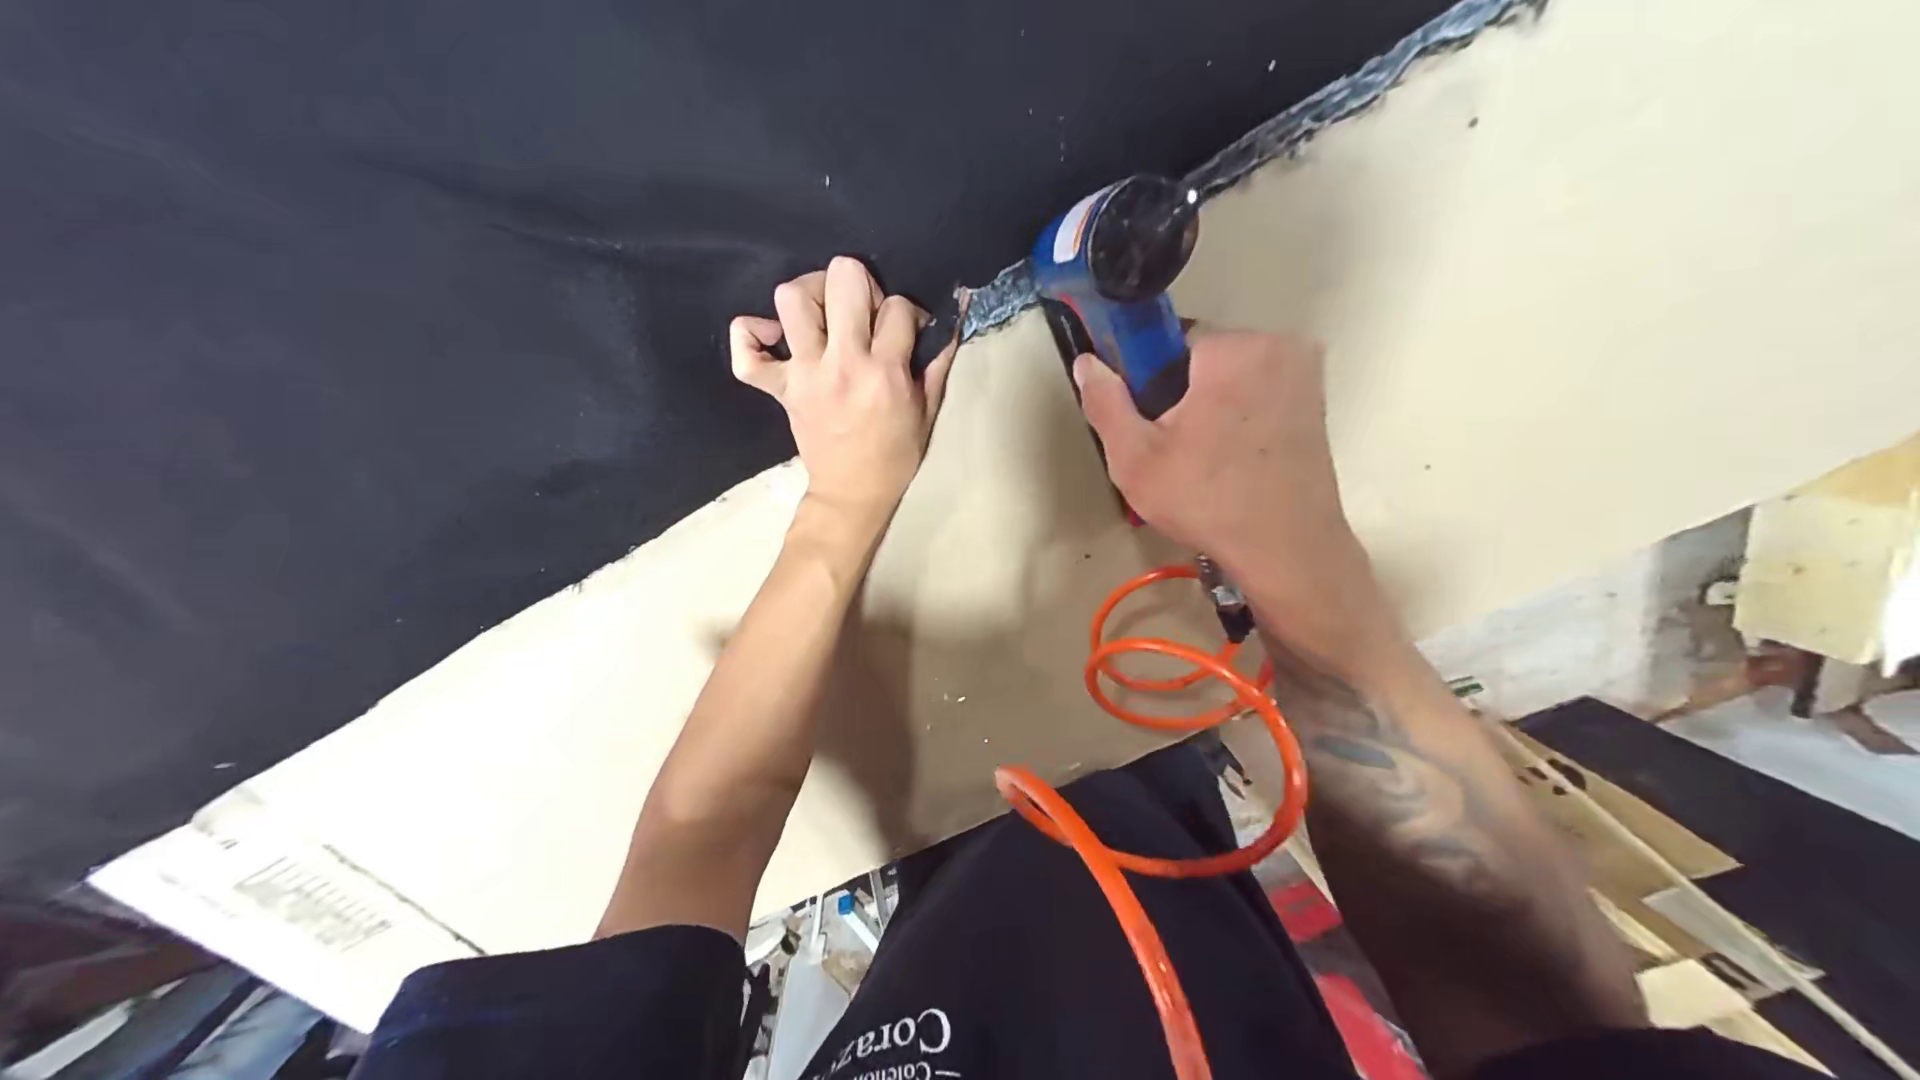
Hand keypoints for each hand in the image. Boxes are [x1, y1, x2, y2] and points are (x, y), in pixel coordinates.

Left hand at [731, 257, 957, 529]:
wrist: (853, 493)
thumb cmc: (896, 455)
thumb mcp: (929, 410)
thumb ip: (939, 359)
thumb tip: (955, 313)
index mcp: (885, 371)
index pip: (898, 307)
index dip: (907, 313)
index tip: (906, 333)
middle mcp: (842, 363)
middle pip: (843, 278)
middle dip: (860, 285)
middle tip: (864, 314)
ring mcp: (805, 374)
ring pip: (791, 298)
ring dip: (812, 294)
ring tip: (825, 315)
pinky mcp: (779, 389)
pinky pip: (746, 354)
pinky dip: (751, 336)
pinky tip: (773, 336)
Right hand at [1073, 330, 1411, 687]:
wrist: (1287, 549)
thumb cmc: (1206, 501)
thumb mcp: (1135, 459)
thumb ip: (1105, 403)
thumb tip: (1086, 362)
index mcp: (1235, 350)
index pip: (1170, 341)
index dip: (1150, 381)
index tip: (1150, 421)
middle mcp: (1280, 346)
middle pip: (1204, 357)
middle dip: (1181, 392)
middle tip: (1173, 448)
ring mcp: (1306, 373)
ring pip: (1231, 375)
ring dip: (1211, 404)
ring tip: (1203, 458)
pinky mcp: (1317, 400)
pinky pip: (1259, 391)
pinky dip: (1240, 414)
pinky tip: (1232, 457)